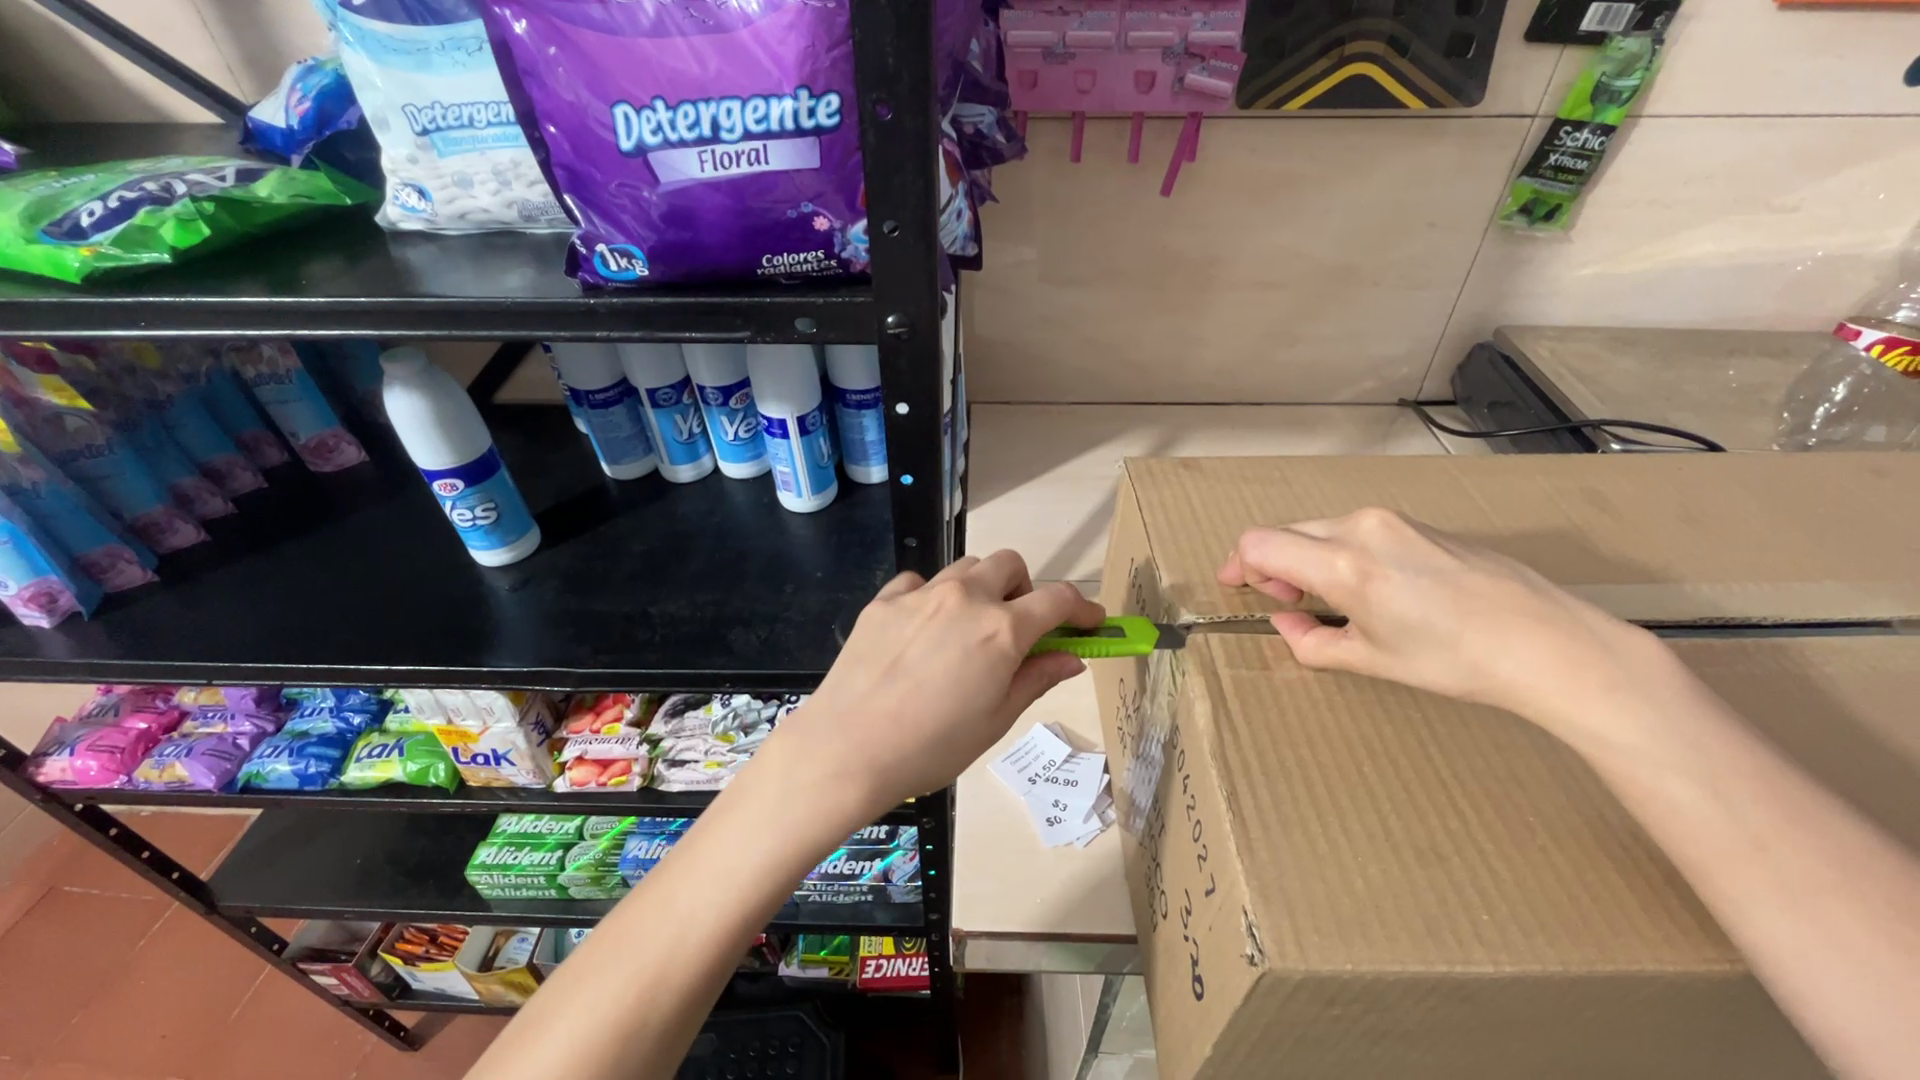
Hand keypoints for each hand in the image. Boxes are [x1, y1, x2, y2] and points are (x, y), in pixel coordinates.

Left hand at [774, 551, 1105, 818]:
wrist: (846, 748)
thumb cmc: (931, 747)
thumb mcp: (995, 721)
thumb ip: (1036, 679)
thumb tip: (1071, 657)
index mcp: (1002, 630)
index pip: (1058, 600)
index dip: (1083, 609)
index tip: (1091, 623)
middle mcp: (965, 598)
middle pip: (1010, 565)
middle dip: (1025, 589)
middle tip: (1018, 628)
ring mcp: (920, 594)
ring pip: (965, 567)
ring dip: (981, 588)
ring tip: (969, 629)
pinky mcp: (883, 601)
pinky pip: (919, 582)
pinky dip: (932, 597)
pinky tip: (923, 631)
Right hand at [1217, 508, 1659, 735]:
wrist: (1548, 643)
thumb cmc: (1456, 659)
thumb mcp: (1370, 660)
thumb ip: (1312, 642)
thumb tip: (1288, 624)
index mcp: (1344, 565)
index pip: (1260, 543)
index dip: (1240, 566)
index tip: (1241, 588)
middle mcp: (1363, 528)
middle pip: (1288, 532)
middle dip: (1273, 566)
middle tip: (1285, 605)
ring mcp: (1395, 521)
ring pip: (1322, 530)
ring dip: (1308, 560)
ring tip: (1330, 602)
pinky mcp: (1421, 524)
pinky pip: (1358, 531)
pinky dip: (1341, 555)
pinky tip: (1370, 591)